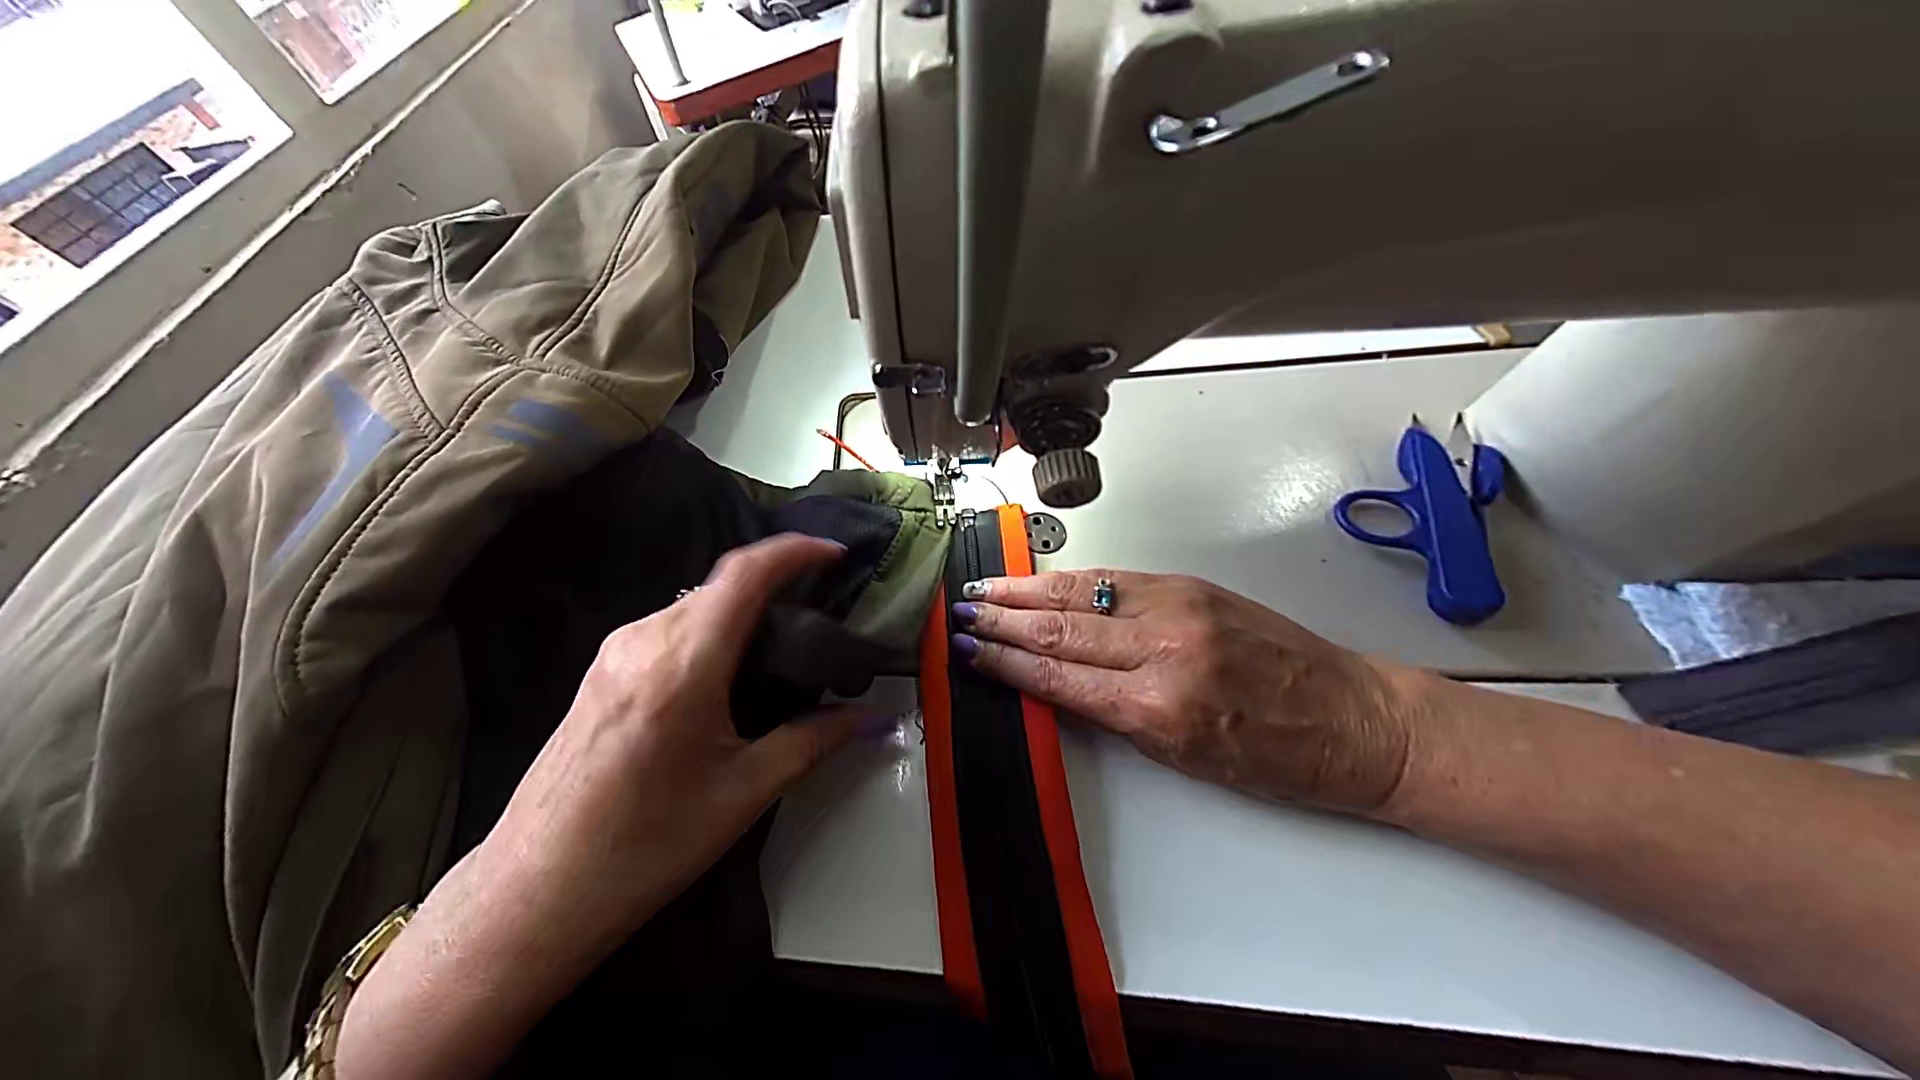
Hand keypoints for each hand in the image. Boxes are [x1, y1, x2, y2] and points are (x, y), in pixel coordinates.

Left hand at [336, 534, 875, 1079]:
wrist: (532, 893)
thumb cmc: (645, 846)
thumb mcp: (744, 792)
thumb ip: (815, 741)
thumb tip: (875, 721)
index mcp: (683, 663)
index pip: (744, 574)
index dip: (795, 551)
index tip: (835, 555)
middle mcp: (643, 640)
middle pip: (722, 585)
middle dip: (776, 585)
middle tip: (819, 618)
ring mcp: (615, 652)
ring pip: (695, 604)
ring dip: (743, 610)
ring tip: (782, 649)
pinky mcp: (601, 670)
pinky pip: (670, 627)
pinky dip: (712, 630)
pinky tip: (729, 673)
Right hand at [952, 570, 1423, 812]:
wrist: (1352, 718)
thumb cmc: (1276, 757)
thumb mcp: (1182, 757)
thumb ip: (1113, 714)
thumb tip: (1056, 686)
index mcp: (1159, 707)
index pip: (1058, 678)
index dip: (1005, 664)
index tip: (968, 652)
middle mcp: (1164, 649)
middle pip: (1060, 629)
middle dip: (1002, 620)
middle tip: (960, 613)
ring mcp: (1179, 607)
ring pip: (1081, 594)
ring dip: (1026, 591)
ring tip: (984, 589)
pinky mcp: (1193, 585)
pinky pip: (1115, 580)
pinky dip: (1071, 579)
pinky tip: (1043, 579)